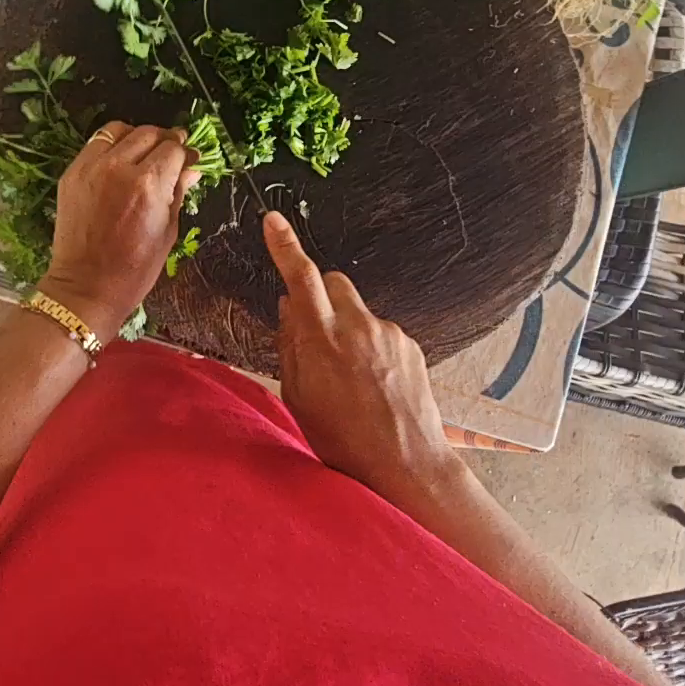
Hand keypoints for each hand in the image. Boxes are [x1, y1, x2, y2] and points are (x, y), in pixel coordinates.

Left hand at [38, 122, 202, 334]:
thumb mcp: (167, 232)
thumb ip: (178, 192)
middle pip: (149, 134)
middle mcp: (118, 168)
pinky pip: (95, 144)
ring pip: (119, 130)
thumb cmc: (134, 269)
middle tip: (171, 154)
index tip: (189, 160)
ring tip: (144, 153)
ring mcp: (90, 168)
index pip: (173, 149)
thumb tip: (191, 169)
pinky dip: (111, 146)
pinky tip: (119, 162)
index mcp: (148, 185)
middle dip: (165, 141)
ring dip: (137, 137)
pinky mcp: (71, 174)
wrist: (86, 287)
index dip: (185, 153)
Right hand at [263, 210, 455, 489]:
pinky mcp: (411, 344)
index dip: (284, 246)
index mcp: (323, 340)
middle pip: (333, 280)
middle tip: (314, 329)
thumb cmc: (342, 439)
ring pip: (357, 308)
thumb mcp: (298, 396)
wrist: (406, 464)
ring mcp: (389, 333)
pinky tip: (372, 381)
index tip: (273, 221)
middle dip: (319, 294)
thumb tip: (288, 307)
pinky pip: (381, 329)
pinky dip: (370, 344)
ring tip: (348, 372)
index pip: (300, 279)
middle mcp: (359, 327)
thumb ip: (291, 344)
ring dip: (345, 323)